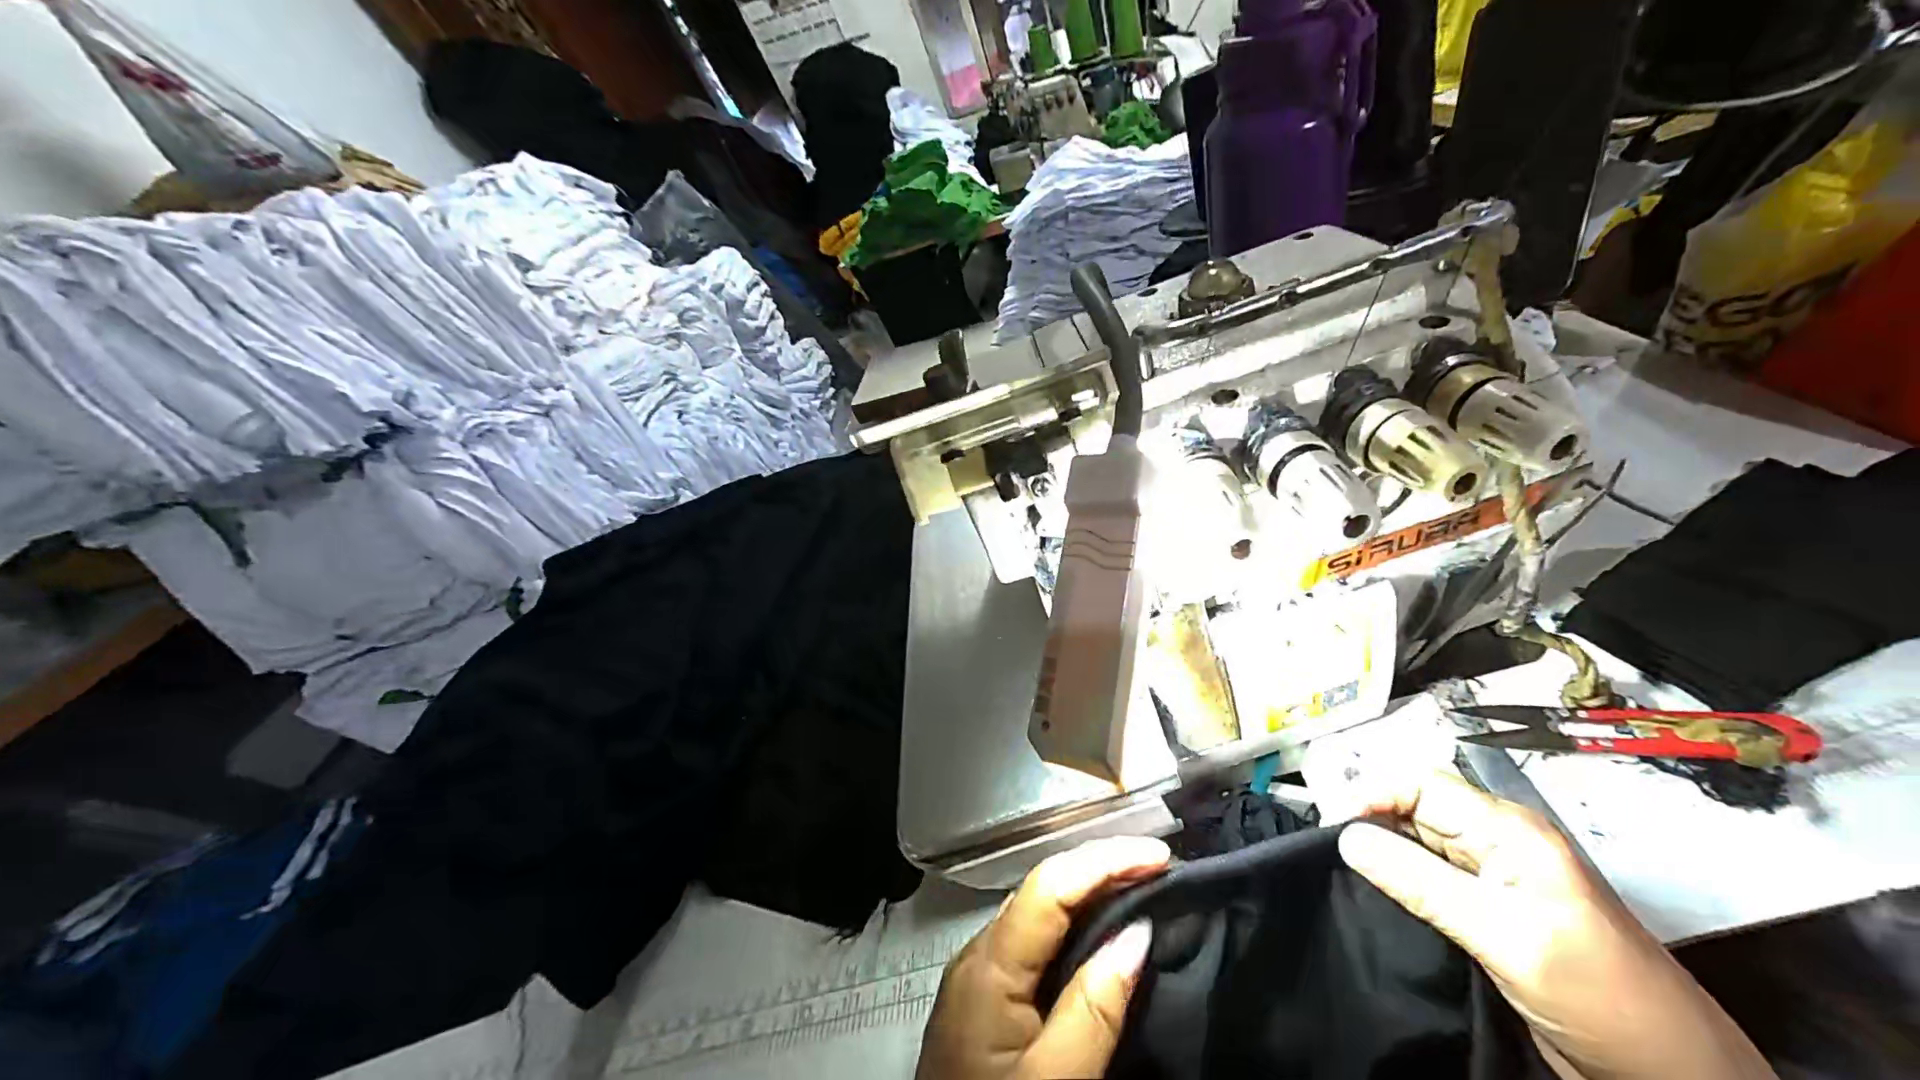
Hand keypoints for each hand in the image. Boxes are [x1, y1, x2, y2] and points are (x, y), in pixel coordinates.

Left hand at [916, 836, 1168, 1079]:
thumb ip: (1094, 1007)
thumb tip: (1136, 931)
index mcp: (988, 963)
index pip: (1050, 885)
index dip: (1105, 860)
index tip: (1160, 856)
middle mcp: (978, 952)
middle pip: (1042, 887)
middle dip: (1100, 866)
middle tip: (1159, 867)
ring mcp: (977, 972)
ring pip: (1038, 909)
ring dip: (1089, 890)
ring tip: (1140, 885)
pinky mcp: (985, 995)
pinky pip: (1034, 939)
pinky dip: (1074, 922)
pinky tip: (1102, 928)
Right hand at [1337, 770, 1774, 1079]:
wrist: (1673, 1077)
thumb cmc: (1602, 998)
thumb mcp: (1506, 937)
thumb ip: (1422, 883)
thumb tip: (1347, 838)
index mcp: (1511, 833)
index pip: (1422, 786)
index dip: (1373, 795)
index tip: (1331, 827)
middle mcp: (1500, 844)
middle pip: (1415, 810)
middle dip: (1370, 823)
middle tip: (1328, 852)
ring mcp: (1495, 880)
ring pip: (1417, 844)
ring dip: (1381, 854)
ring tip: (1341, 874)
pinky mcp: (1489, 913)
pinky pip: (1428, 880)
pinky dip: (1398, 883)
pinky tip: (1375, 897)